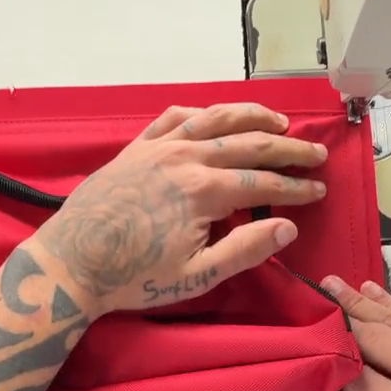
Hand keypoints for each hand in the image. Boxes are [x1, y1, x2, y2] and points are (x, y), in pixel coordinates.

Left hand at [32, 103, 327, 315]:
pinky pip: (174, 118)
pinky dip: (201, 113)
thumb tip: (288, 228)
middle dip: (287, 148)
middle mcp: (185, 158)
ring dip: (251, 117)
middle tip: (314, 152)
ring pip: (215, 119)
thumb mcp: (196, 276)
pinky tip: (214, 117)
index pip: (265, 182)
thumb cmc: (134, 277)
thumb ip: (245, 250)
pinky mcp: (136, 147)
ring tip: (278, 121)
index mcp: (203, 190)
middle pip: (249, 143)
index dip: (296, 187)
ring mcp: (159, 147)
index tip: (319, 189)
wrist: (71, 262)